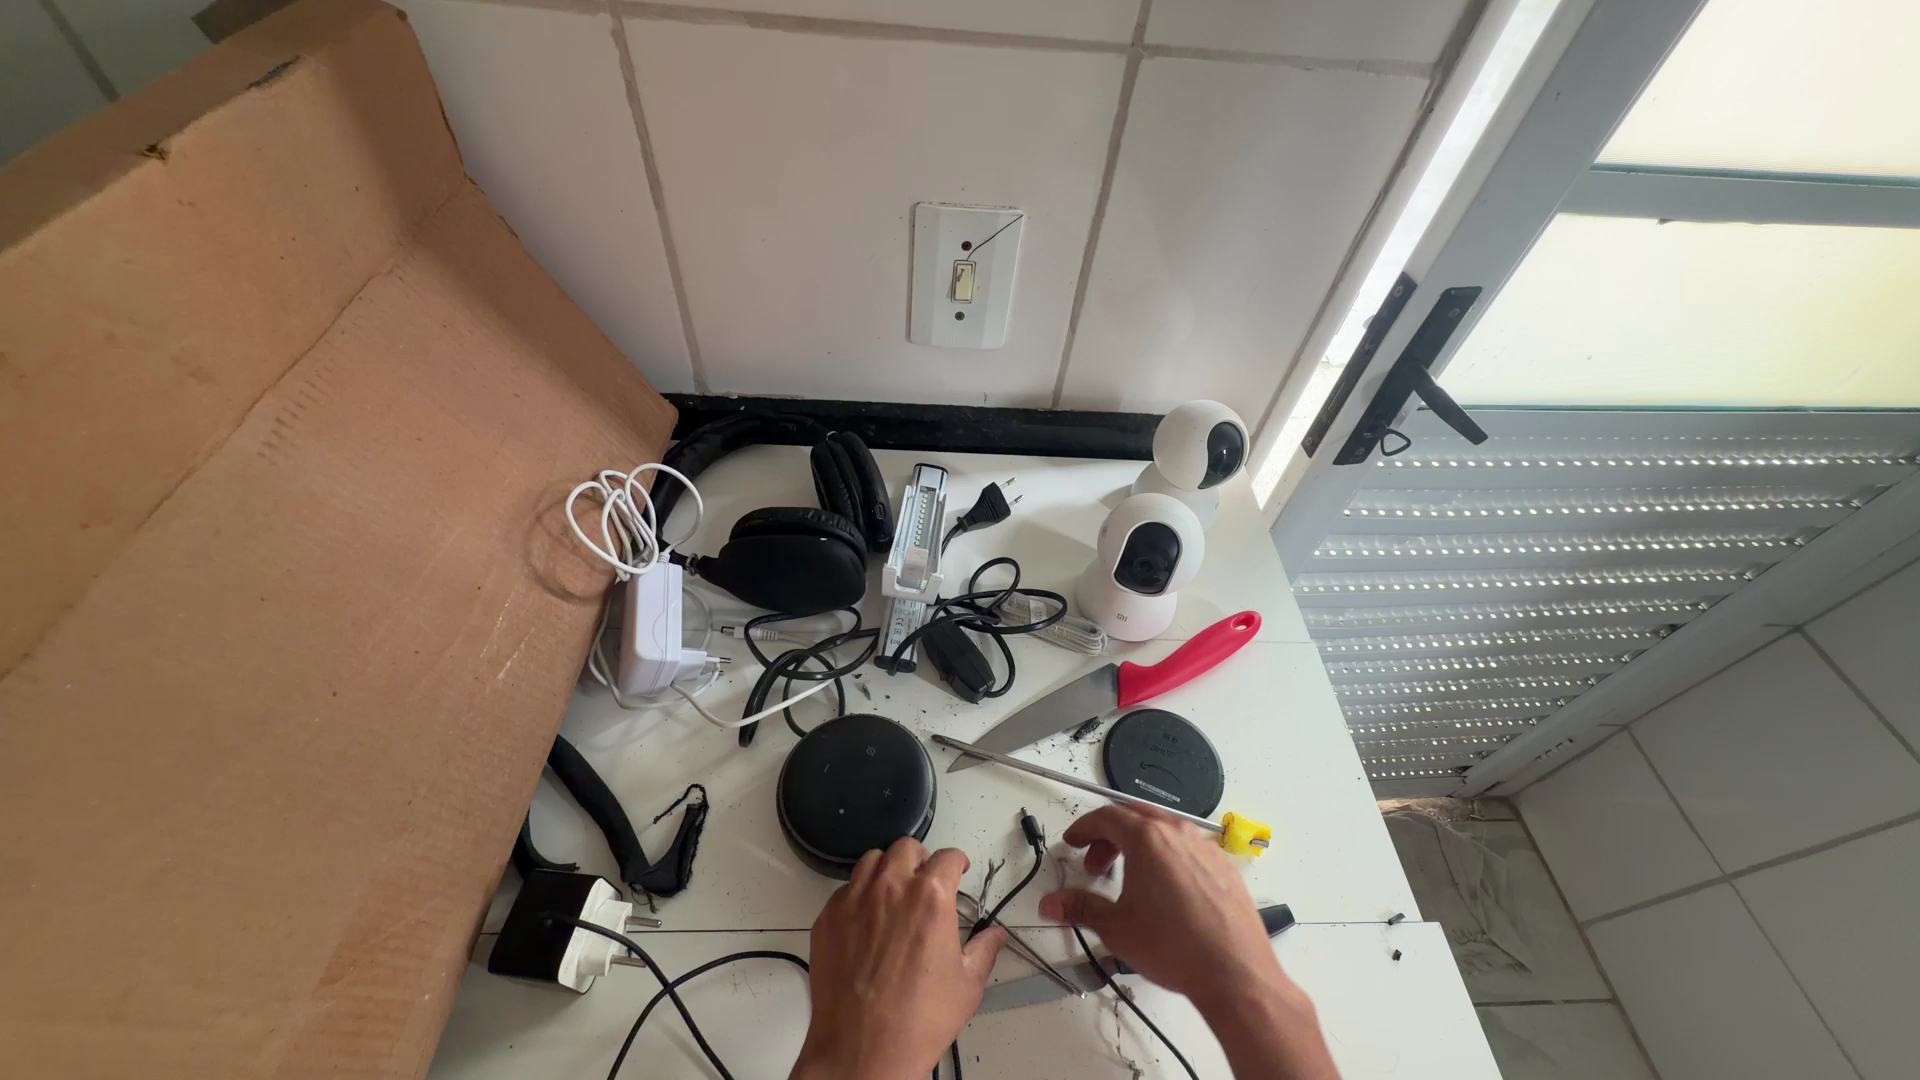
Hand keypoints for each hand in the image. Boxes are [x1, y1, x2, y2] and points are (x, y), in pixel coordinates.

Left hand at [791, 837, 1006, 1079]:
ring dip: (888, 868)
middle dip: (921, 858)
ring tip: (895, 890)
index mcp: (930, 896)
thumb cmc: (917, 1021)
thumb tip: (995, 934)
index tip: (958, 869)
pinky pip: (845, 889)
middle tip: (926, 878)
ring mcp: (854, 900)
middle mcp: (891, 887)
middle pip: (907, 847)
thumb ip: (984, 949)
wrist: (862, 1054)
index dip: (957, 862)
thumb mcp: (967, 985)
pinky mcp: (828, 918)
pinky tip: (867, 918)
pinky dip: (859, 894)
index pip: (948, 857)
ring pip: (872, 860)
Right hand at [1038, 803, 1283, 1007]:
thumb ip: (1079, 908)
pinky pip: (1188, 846)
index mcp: (1148, 838)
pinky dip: (1168, 854)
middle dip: (1109, 834)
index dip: (1084, 828)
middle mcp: (1177, 832)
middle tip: (1096, 862)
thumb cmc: (1174, 947)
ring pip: (1164, 827)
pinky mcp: (1224, 865)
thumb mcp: (1116, 928)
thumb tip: (1049, 903)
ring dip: (1139, 842)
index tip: (1073, 841)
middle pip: (1134, 815)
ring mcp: (1205, 846)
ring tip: (1130, 876)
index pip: (1106, 817)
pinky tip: (1166, 888)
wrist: (1234, 974)